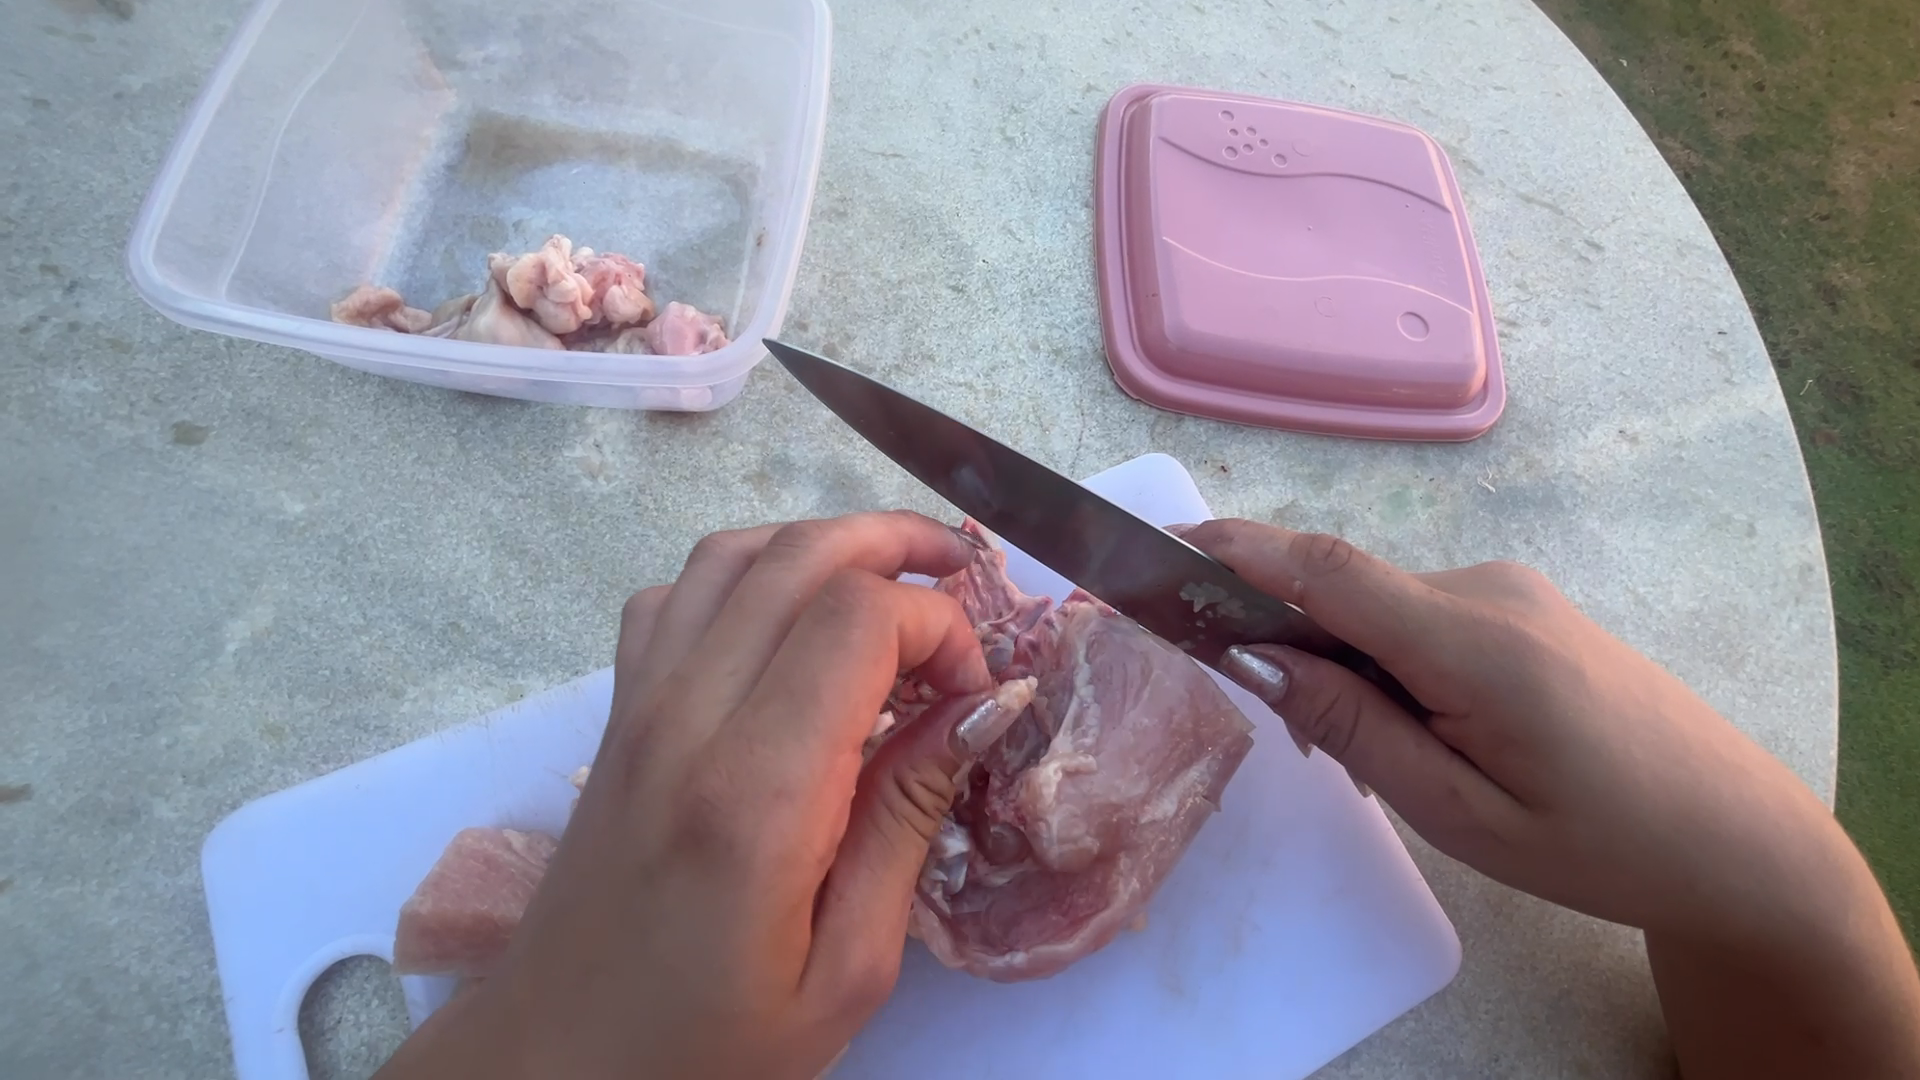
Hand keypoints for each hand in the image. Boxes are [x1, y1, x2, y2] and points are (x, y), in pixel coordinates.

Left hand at [378, 512, 1023, 1079]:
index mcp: (756, 790)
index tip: (972, 690)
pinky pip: (683, 589)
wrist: (555, 1065)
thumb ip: (910, 813)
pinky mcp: (619, 704)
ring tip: (889, 575)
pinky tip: (789, 614)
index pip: (859, 621)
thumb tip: (983, 705)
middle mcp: (687, 715)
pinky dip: (752, 569)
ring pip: (739, 552)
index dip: (939, 627)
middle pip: (803, 557)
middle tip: (960, 569)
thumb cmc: (712, 1044)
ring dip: (828, 542)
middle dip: (899, 542)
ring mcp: (640, 698)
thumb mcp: (850, 962)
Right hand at [1184, 519, 1919, 1077]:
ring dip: (1331, 651)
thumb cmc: (1595, 844)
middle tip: (1281, 719)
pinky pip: (1406, 610)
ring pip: (1369, 601)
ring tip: (1371, 745)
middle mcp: (1484, 588)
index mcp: (1475, 644)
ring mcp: (1501, 587)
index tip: (1168, 541)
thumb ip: (1349, 725)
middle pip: (1338, 586)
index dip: (1240, 548)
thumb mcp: (1455, 811)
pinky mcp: (1508, 600)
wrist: (1741, 840)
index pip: (1328, 571)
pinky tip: (1407, 718)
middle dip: (1280, 631)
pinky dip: (1371, 649)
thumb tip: (1253, 658)